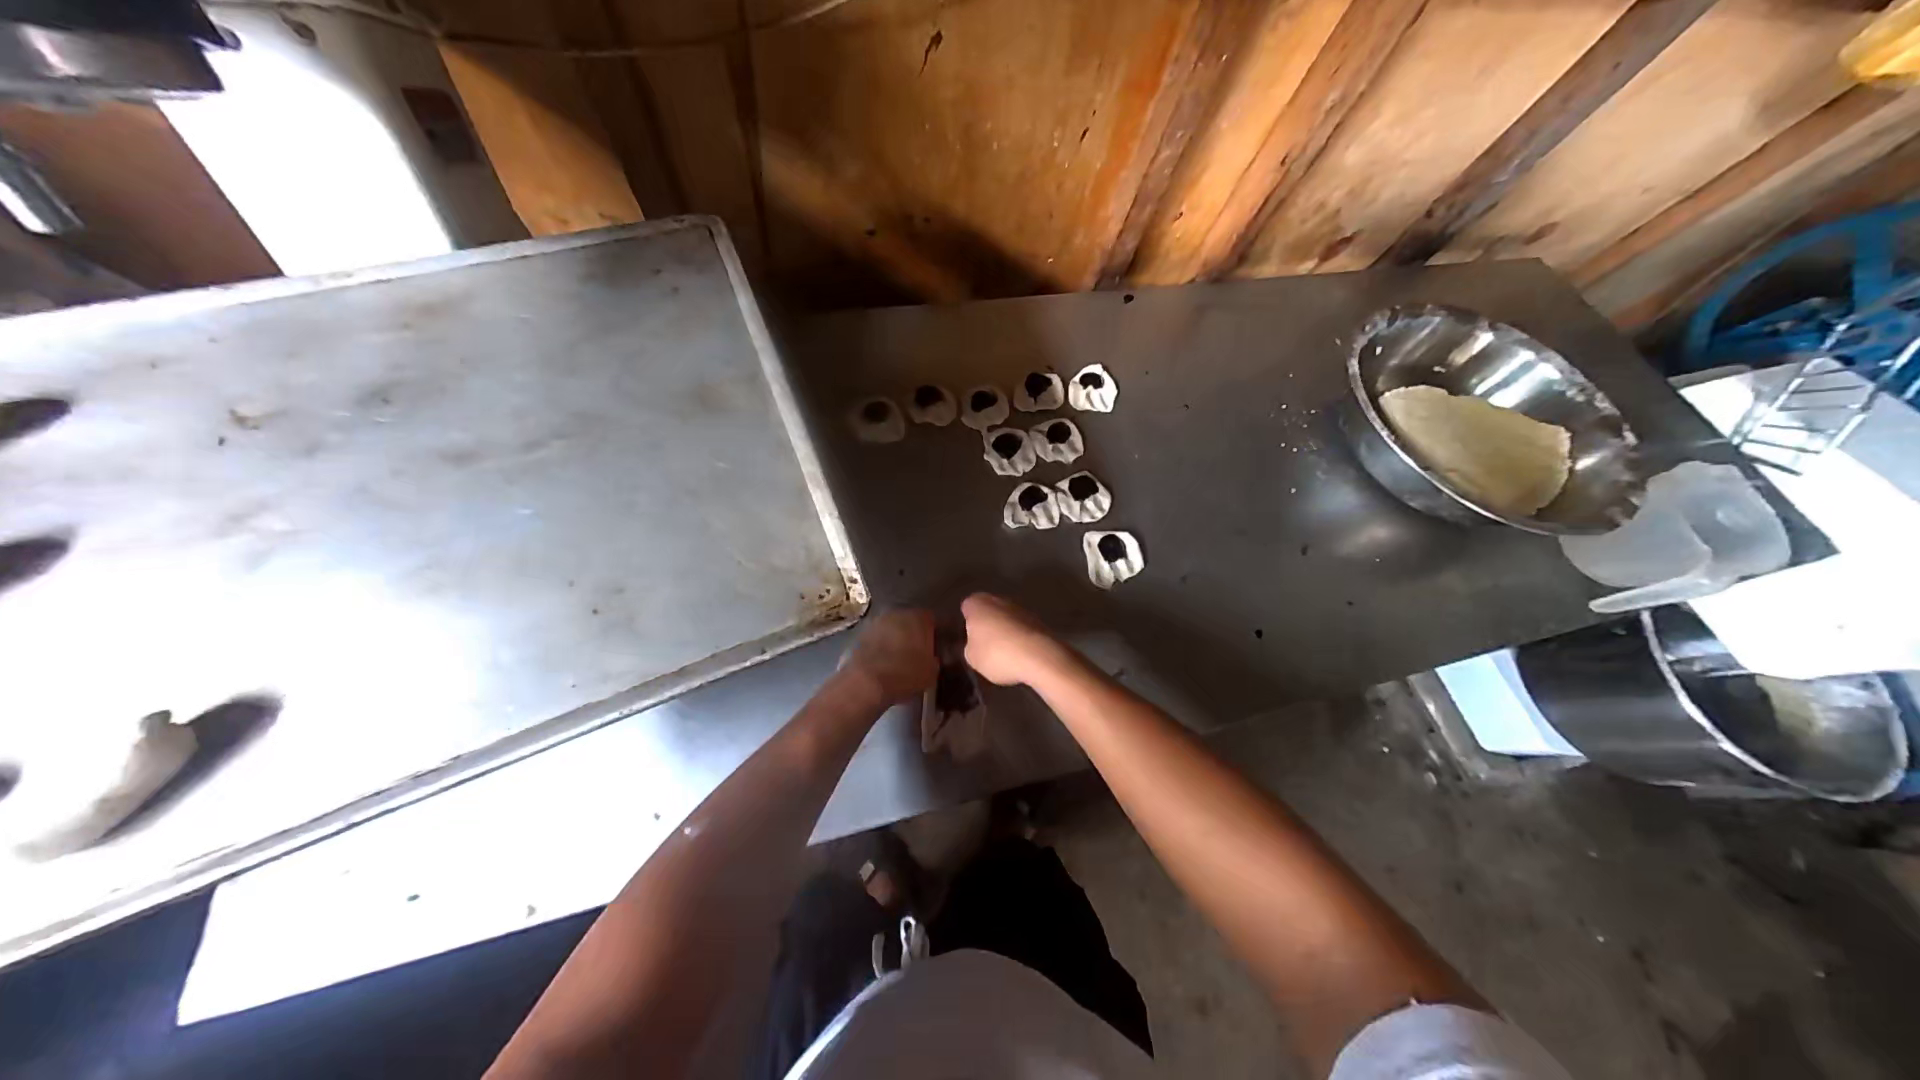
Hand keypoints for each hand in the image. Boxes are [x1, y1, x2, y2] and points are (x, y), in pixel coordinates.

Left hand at [843, 608, 937, 703]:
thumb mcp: (931, 672)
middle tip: (917, 652)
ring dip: (895, 639)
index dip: (933, 633)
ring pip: (892, 628)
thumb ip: (934, 660)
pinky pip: (877, 638)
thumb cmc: (905, 674)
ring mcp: (877, 622)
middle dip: (913, 634)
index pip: (931, 620)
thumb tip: (931, 659)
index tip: (934, 646)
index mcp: (919, 618)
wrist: (866, 681)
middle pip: (910, 621)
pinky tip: (882, 662)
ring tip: (898, 658)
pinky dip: (880, 646)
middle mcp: (898, 614)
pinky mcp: (860, 634)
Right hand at [960, 593, 1073, 686]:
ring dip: (1005, 629)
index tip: (968, 636)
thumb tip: (975, 643)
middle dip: (987, 623)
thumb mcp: (972, 658)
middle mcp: (999, 600)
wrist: (1039, 656)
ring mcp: (1021, 608)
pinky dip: (1020, 637)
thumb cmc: (997, 654)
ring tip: (1004, 652)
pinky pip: (1022, 628)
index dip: (967, 621)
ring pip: (1007, 617)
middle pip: (989, 609)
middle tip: (985, 643)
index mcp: (978, 604)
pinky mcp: (1039, 620)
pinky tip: (1020, 653)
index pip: (967, 606)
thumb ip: (970, 646)